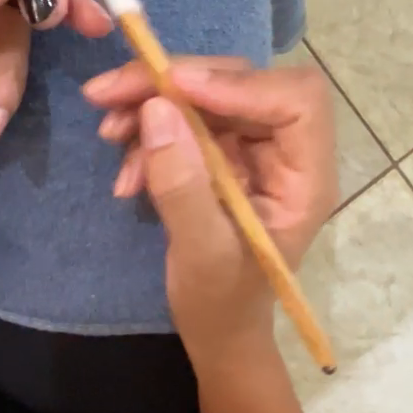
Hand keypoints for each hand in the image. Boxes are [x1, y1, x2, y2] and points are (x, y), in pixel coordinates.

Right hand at [84, 59, 337, 356]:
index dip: (239, 84)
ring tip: (107, 133)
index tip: (173, 90)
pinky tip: (125, 175)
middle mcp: (285, 153)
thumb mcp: (201, 253)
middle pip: (241, 84)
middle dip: (173, 83)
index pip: (295, 100)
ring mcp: (252, 151)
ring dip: (150, 105)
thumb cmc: (221, 304)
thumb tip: (156, 110)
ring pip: (206, 96)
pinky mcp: (221, 156)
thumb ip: (183, 186)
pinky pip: (185, 121)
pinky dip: (148, 135)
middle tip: (107, 93)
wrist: (215, 330)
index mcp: (305, 177)